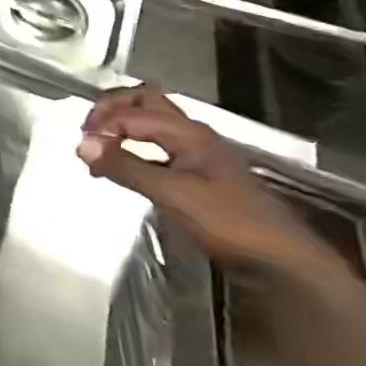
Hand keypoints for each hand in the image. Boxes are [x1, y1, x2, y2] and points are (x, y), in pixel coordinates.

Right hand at [78, 85, 334, 273]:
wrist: (282, 262)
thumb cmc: (229, 223)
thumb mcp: (171, 194)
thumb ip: (125, 167)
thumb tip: (82, 144)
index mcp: (188, 134)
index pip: (132, 113)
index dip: (102, 125)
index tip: (82, 148)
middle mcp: (193, 136)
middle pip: (145, 103)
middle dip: (111, 110)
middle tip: (87, 133)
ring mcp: (198, 154)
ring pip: (151, 124)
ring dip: (121, 128)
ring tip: (99, 150)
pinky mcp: (199, 174)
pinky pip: (157, 146)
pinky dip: (133, 148)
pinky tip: (124, 169)